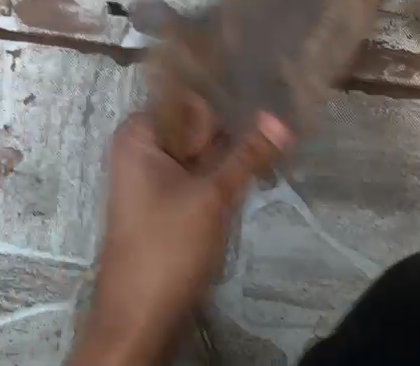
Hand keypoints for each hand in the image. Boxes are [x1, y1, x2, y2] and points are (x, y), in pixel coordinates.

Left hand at [71, 112, 290, 364]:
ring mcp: (152, 176)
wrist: (139, 320)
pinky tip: (255, 179)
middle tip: (279, 134)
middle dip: (233, 135)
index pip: (189, 99)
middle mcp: (142, 146)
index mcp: (139, 133)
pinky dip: (222, 179)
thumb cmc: (167, 248)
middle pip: (196, 126)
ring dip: (232, 159)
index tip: (266, 105)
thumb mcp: (212, 196)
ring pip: (201, 153)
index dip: (225, 106)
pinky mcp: (165, 202)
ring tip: (272, 158)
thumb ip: (247, 155)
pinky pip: (198, 176)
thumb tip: (281, 119)